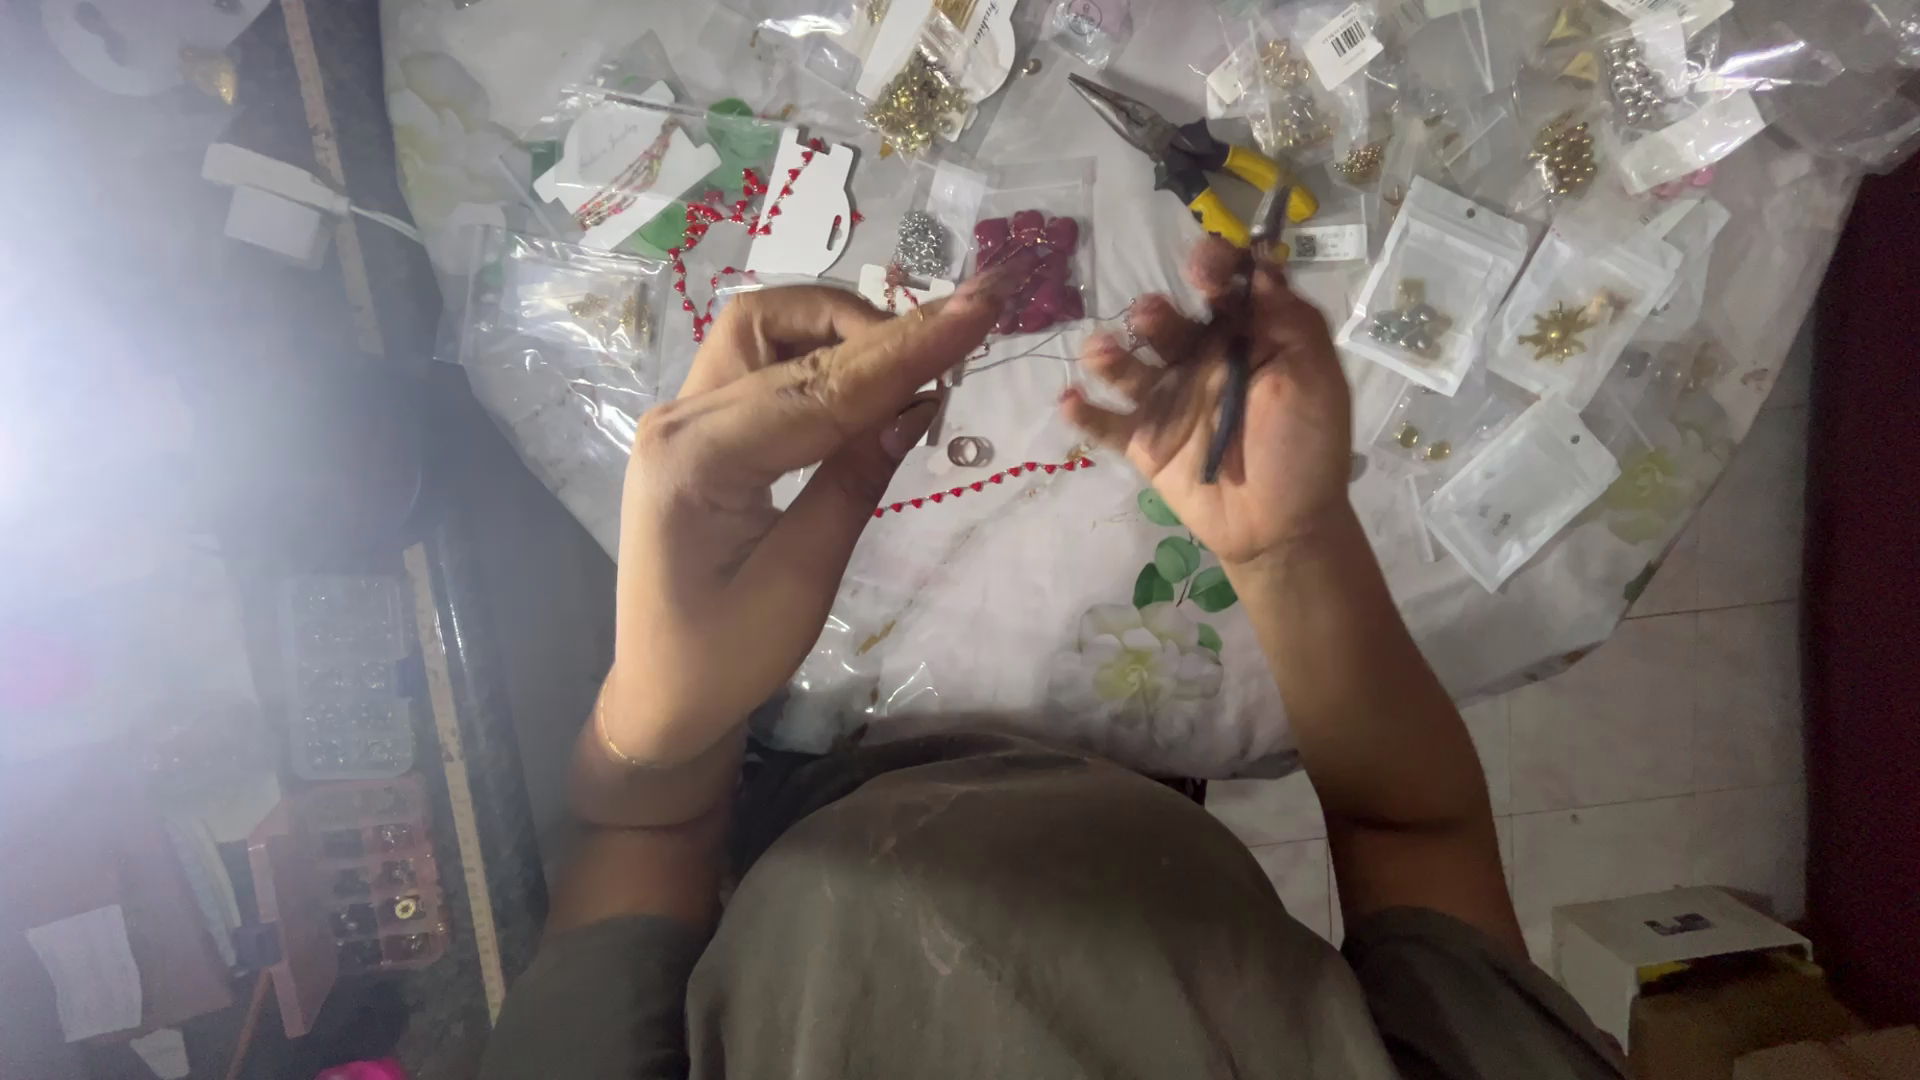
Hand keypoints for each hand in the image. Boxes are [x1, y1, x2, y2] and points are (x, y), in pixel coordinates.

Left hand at [606, 280, 1008, 765]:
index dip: (905, 349)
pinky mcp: (700, 433)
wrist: (663, 694)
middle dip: (871, 324)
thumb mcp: (803, 578)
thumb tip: (919, 404)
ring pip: (764, 332)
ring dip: (839, 331)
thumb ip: (855, 480)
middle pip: (777, 326)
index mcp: (697, 460)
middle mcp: (679, 419)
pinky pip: (762, 368)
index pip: (819, 388)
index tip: (978, 310)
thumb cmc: (728, 656)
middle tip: (947, 346)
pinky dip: (819, 360)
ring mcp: (683, 420)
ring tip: (907, 367)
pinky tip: (863, 386)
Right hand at [1060, 237, 1353, 569]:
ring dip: (1110, 357)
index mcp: (1244, 342)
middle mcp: (1199, 365)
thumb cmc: (1304, 448)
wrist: (1281, 526)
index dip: (1212, 270)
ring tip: (1099, 355)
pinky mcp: (1143, 443)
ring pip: (1129, 370)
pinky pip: (1107, 424)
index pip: (1223, 293)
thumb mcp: (1314, 377)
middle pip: (1166, 327)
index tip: (1200, 265)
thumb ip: (1291, 321)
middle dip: (1155, 317)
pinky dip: (1085, 413)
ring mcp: (1167, 404)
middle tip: (1150, 318)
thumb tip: (1259, 266)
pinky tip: (1068, 400)